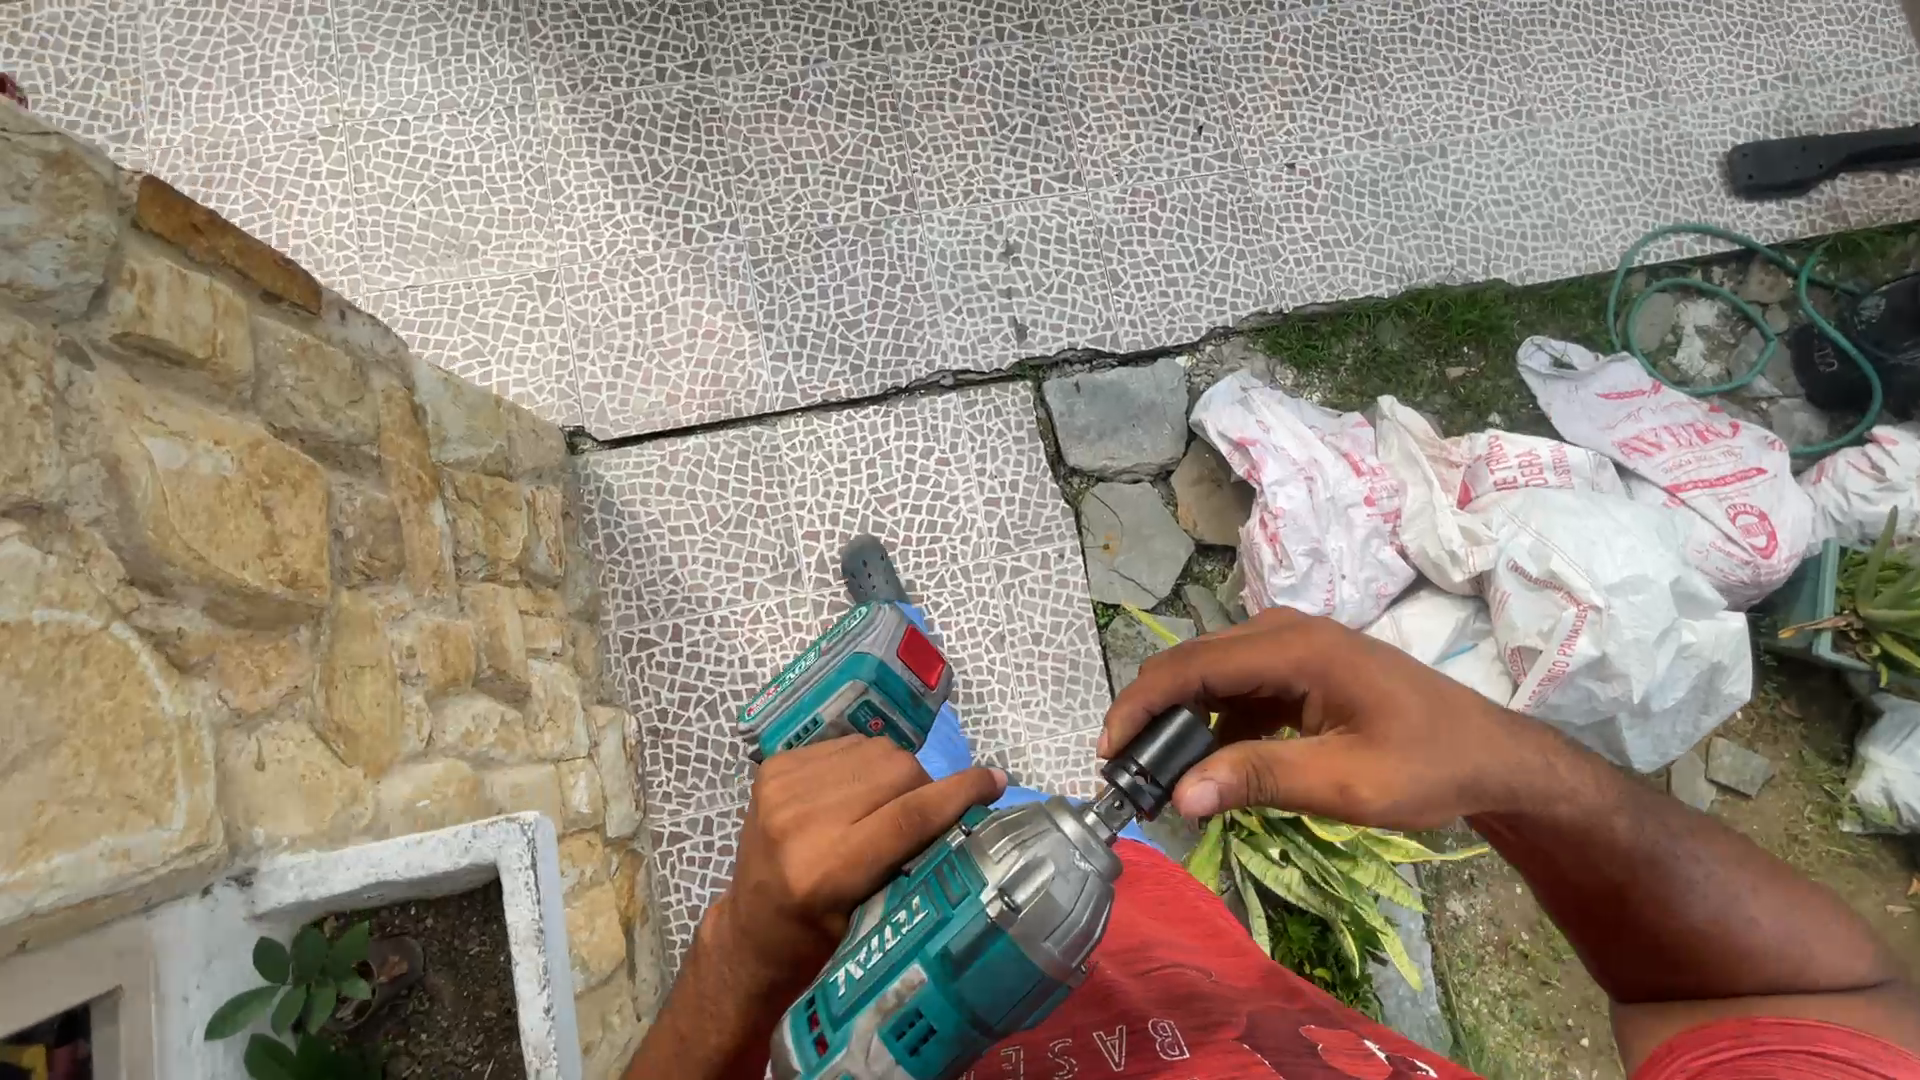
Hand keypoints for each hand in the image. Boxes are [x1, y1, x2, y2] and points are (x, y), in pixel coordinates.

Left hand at [703, 737, 1005, 993]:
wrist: (748, 932)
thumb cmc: (819, 942)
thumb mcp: (874, 915)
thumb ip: (913, 859)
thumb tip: (967, 811)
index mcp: (826, 871)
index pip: (909, 816)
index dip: (959, 793)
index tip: (995, 780)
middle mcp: (800, 822)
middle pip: (897, 771)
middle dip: (926, 786)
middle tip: (924, 814)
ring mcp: (782, 789)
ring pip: (876, 750)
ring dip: (895, 772)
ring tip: (886, 803)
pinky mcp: (773, 767)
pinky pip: (847, 744)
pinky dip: (863, 763)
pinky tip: (855, 791)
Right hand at [1099, 607, 1555, 829]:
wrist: (1493, 756)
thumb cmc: (1429, 765)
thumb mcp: (1346, 782)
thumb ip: (1260, 779)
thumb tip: (1179, 795)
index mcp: (1294, 647)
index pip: (1191, 665)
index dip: (1141, 704)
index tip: (1108, 749)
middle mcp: (1282, 630)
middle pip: (1191, 661)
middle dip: (1150, 711)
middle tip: (1125, 766)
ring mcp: (1289, 642)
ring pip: (1208, 671)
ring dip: (1178, 717)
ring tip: (1158, 768)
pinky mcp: (1295, 662)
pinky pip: (1235, 684)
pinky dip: (1211, 719)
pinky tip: (1210, 759)